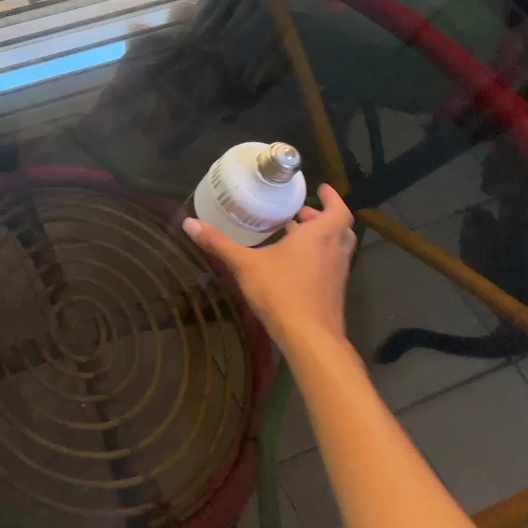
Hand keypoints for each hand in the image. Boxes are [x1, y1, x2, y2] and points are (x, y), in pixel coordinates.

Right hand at [181, 183, 355, 347]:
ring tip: (293, 234)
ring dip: (320, 237)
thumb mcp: (245, 264)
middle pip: (339, 227)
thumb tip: (188, 222)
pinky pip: (330, 264)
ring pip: (337, 247)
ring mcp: (337, 274)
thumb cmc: (282, 292)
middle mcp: (334, 252)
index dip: (333, 197)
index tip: (320, 188)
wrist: (310, 339)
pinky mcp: (334, 292)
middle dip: (321, 217)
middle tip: (299, 213)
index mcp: (319, 237)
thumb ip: (218, 243)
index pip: (338, 210)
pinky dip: (318, 255)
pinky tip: (293, 263)